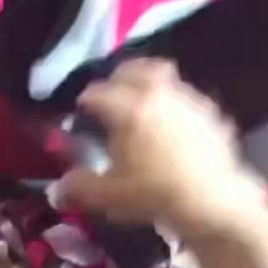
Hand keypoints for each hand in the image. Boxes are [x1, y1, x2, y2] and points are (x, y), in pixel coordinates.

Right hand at [57, 59, 267, 239]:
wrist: (208, 198)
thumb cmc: (150, 194)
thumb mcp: (104, 196)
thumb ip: (77, 187)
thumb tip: (58, 187)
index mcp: (129, 111)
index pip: (98, 92)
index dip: (84, 101)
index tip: (78, 112)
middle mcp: (159, 95)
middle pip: (136, 70)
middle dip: (118, 78)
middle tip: (108, 94)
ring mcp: (188, 101)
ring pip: (163, 79)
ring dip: (146, 88)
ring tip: (136, 109)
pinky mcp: (209, 113)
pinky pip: (183, 99)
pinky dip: (169, 105)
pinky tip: (164, 128)